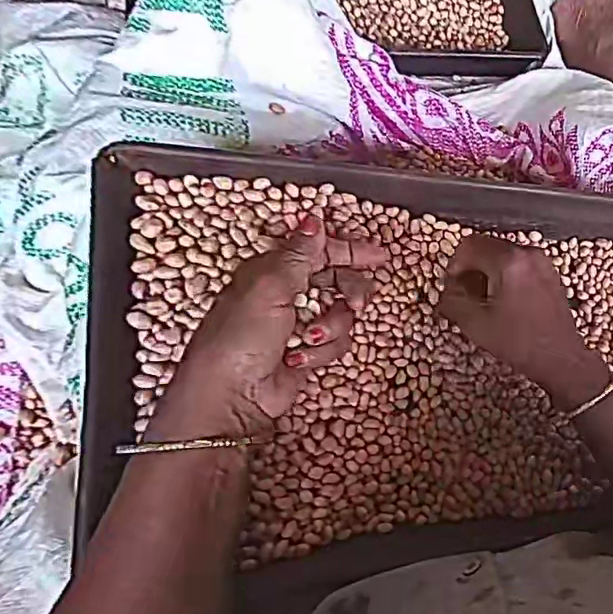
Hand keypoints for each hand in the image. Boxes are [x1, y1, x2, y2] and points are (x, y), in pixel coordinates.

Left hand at [148, 217, 386, 440]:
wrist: (233, 395)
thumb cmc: (240, 339)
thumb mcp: (270, 287)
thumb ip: (299, 253)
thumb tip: (314, 218)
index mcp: (274, 271)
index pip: (320, 251)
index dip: (350, 252)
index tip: (380, 257)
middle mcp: (289, 294)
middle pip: (339, 282)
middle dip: (350, 294)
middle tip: (356, 305)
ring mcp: (300, 324)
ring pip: (343, 314)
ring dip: (331, 328)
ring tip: (309, 339)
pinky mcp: (309, 350)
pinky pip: (338, 342)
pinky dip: (323, 350)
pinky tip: (300, 358)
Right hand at [438, 234, 609, 408]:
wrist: (561, 359)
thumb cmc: (521, 343)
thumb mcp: (475, 324)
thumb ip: (452, 301)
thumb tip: (446, 292)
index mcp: (509, 261)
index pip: (468, 245)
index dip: (454, 266)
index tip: (452, 288)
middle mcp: (529, 254)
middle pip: (486, 248)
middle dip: (470, 270)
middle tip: (464, 297)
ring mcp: (543, 264)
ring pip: (503, 257)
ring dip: (487, 275)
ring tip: (484, 304)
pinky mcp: (550, 276)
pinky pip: (520, 267)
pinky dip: (506, 279)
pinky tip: (504, 305)